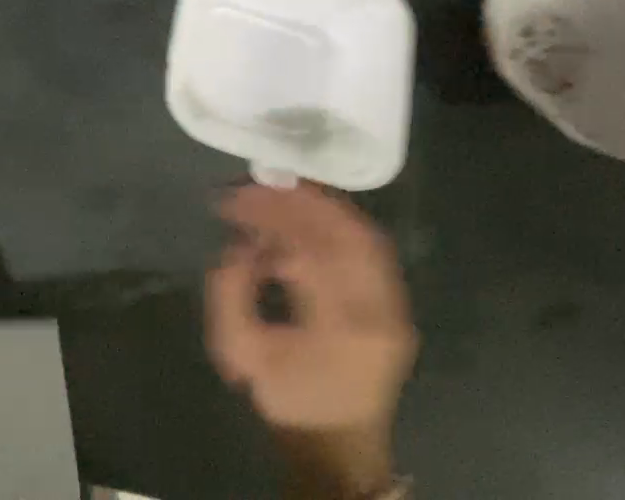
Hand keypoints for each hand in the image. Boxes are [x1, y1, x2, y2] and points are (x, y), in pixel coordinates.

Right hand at [207, 184, 416, 496]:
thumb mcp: (238, 349)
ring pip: (361, 235)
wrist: (338, 439)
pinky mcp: (395, 305)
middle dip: (294, 200)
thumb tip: (238, 244)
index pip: (308, 247)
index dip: (268, 215)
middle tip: (253, 184)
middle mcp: (377, 310)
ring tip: (276, 193)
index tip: (231, 199)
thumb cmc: (285, 395)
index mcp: (339, 323)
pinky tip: (301, 222)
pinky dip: (335, 225)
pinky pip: (370, 249)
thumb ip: (229, 290)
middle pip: (343, 232)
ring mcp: (394, 307)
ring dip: (318, 207)